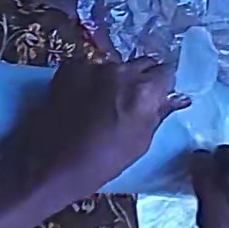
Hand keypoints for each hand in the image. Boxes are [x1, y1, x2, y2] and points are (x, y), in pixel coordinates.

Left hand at [0, 58, 186, 211]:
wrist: (50, 164)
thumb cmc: (102, 162)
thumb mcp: (140, 143)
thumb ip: (159, 114)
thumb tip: (178, 98)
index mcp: (144, 90)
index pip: (166, 72)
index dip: (162, 86)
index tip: (157, 98)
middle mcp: (120, 71)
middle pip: (142, 63)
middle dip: (142, 79)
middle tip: (131, 102)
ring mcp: (92, 66)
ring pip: (115, 66)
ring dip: (115, 80)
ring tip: (103, 104)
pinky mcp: (69, 67)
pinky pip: (89, 68)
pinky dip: (90, 80)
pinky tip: (82, 101)